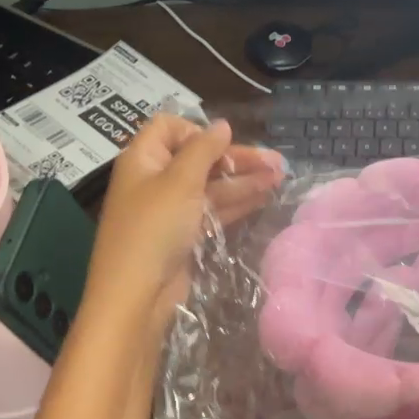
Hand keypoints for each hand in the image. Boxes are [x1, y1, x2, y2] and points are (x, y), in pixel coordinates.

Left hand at [80, 115, 283, 331]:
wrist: (137, 294)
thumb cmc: (153, 229)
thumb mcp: (179, 182)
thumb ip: (204, 150)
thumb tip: (222, 125)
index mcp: (143, 159)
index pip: (169, 127)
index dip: (198, 131)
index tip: (223, 145)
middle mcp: (156, 179)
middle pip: (199, 158)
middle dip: (237, 158)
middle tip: (277, 162)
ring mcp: (172, 209)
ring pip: (212, 186)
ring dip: (245, 180)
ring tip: (280, 179)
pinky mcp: (185, 233)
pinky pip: (214, 210)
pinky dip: (238, 202)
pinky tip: (265, 198)